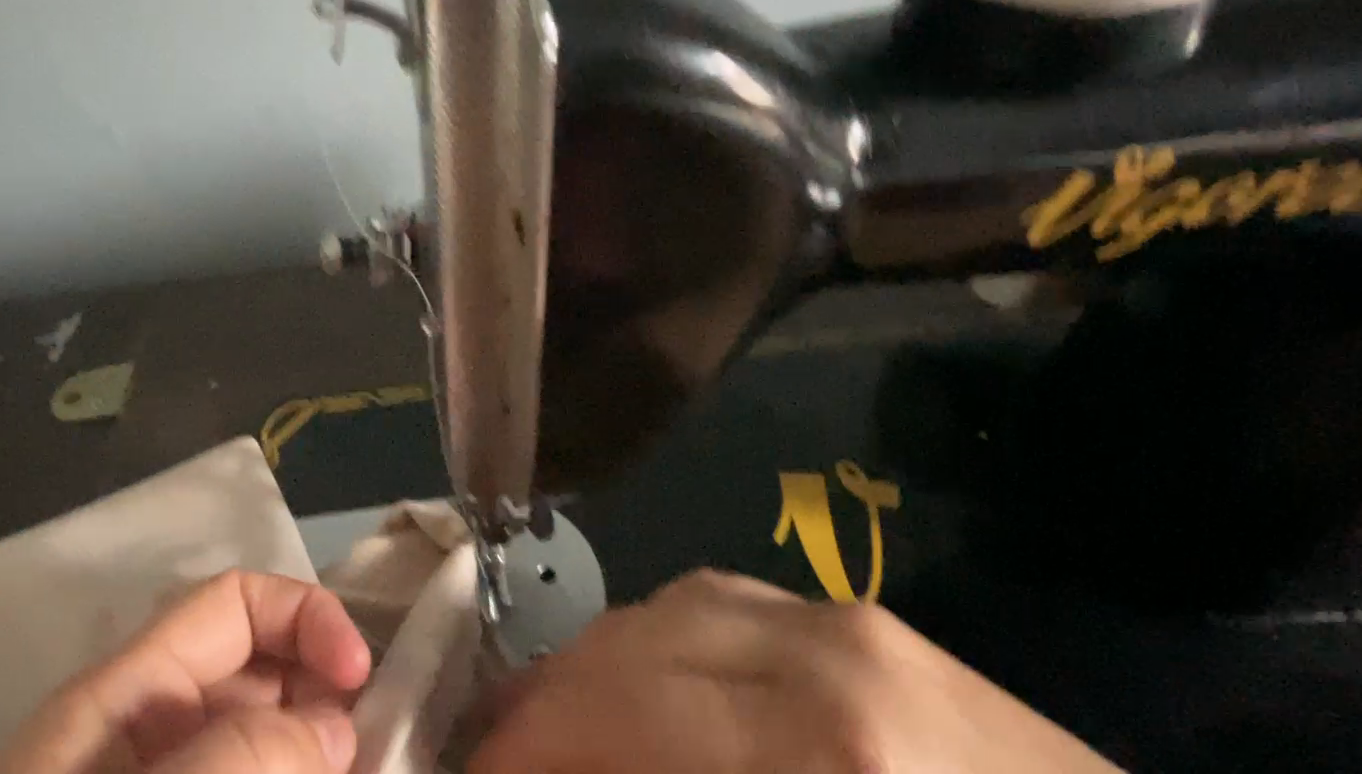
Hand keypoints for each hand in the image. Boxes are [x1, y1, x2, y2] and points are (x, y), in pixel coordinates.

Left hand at [0, 570, 372, 773]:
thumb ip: (246, 752)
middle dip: (329, 695)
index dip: (304, 616)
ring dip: (321, 752)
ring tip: (371, 769)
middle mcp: (154, 734)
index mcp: (131, 696)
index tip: (362, 678)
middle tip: (384, 752)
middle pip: (263, 674)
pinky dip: (294, 772)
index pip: (233, 604)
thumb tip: (337, 728)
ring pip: (269, 743)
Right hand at [470, 570, 1121, 773]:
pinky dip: (659, 643)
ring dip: (593, 670)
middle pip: (623, 651)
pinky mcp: (870, 623)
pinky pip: (723, 604)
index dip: (517, 753)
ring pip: (664, 610)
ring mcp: (852, 621)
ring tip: (559, 726)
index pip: (606, 716)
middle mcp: (825, 653)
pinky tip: (650, 689)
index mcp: (820, 748)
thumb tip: (558, 768)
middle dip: (538, 713)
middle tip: (491, 759)